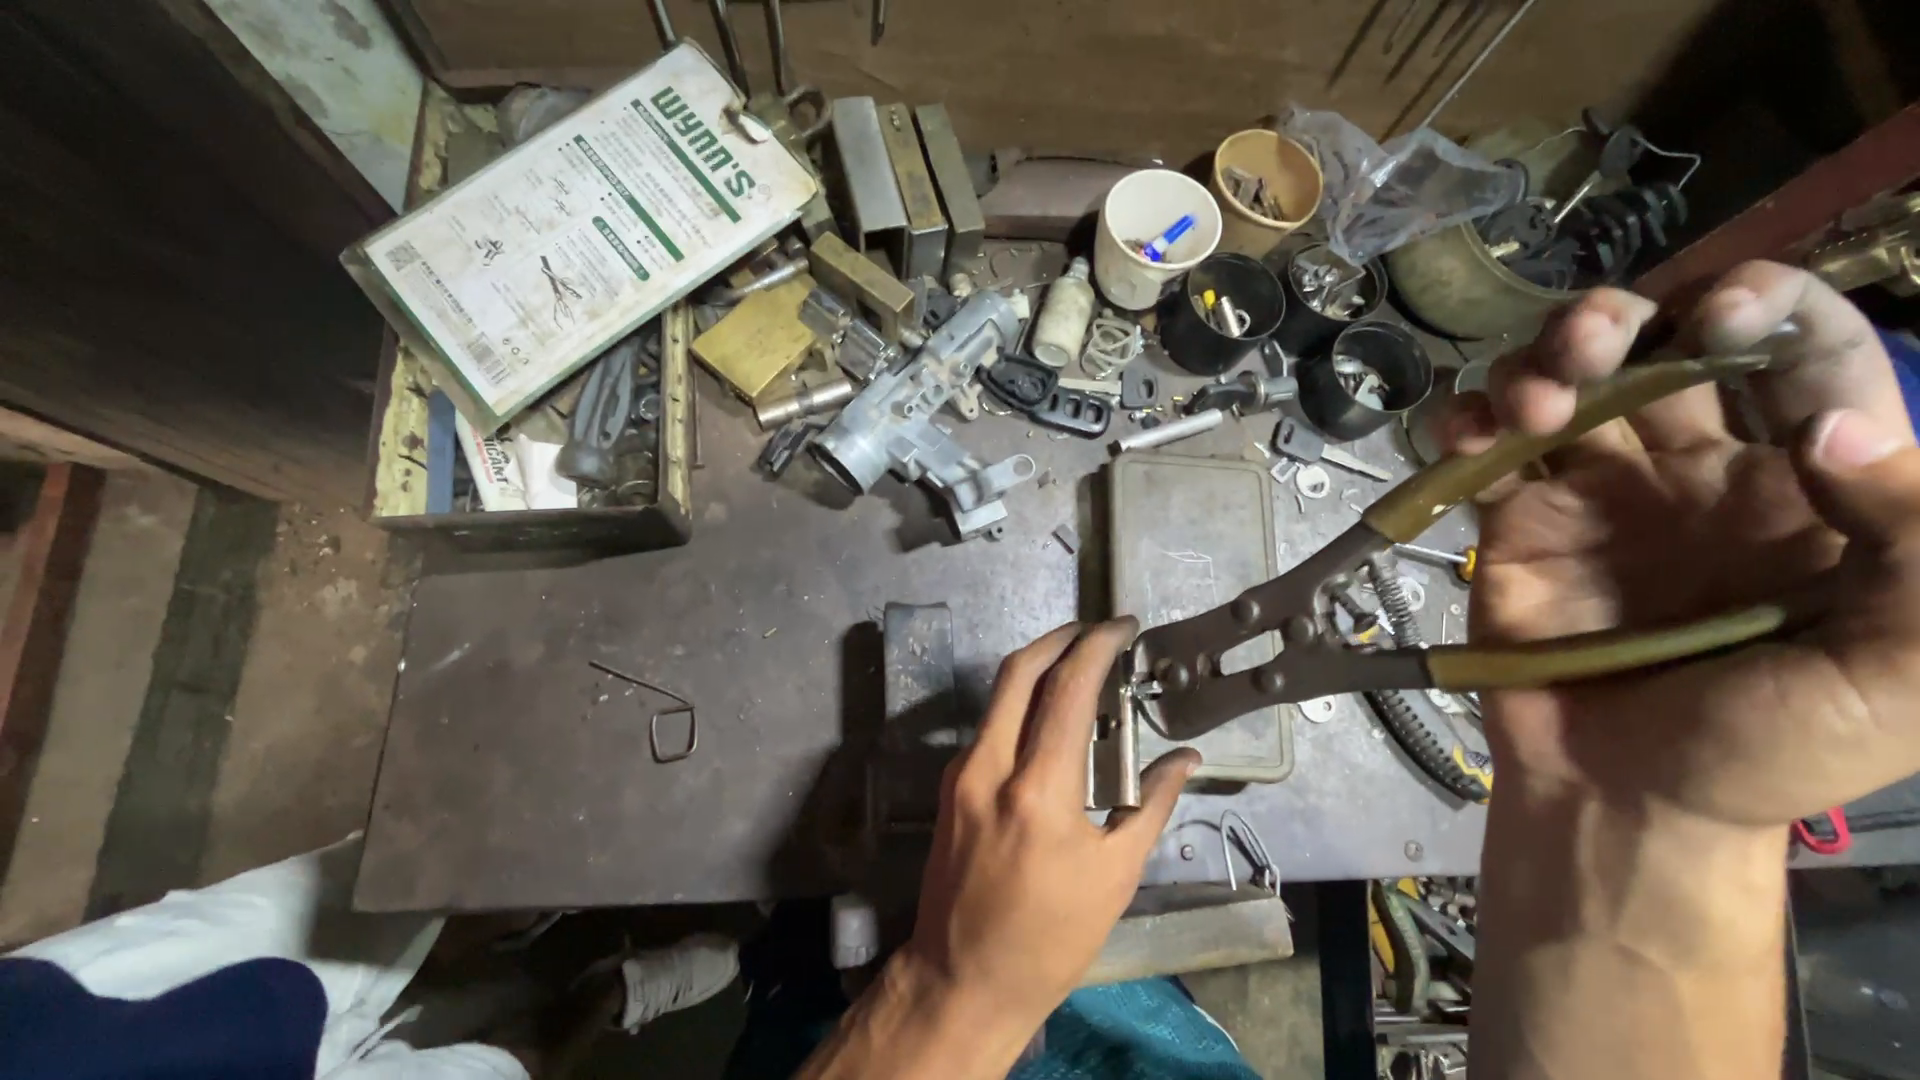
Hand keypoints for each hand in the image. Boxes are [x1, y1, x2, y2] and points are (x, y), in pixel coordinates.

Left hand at [896, 619, 1198, 1045]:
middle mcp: (989, 767)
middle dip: (1058, 637)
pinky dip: (1020, 705)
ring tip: (1079, 665)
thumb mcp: (1115, 876)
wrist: (962, 977)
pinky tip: (1049, 717)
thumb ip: (1150, 805)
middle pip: (1017, 670)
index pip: (1067, 690)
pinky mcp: (948, 786)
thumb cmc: (1051, 936)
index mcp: (1038, 790)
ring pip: (997, 695)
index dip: (1096, 646)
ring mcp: (960, 773)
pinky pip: (988, 727)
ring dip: (1037, 667)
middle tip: (1095, 631)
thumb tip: (1186, 759)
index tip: (1122, 627)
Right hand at [1447, 260, 1919, 829]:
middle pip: (1651, 349)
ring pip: (1555, 384)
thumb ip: (1918, 544)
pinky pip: (1480, 451)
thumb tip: (1836, 424)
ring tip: (1526, 412)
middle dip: (1617, 322)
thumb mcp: (1903, 671)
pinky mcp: (1511, 524)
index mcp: (1800, 485)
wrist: (1623, 794)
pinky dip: (1462, 424)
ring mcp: (1590, 495)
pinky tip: (1465, 439)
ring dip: (1533, 366)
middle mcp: (1690, 470)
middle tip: (1590, 347)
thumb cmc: (1770, 746)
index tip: (1724, 310)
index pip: (1797, 357)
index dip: (1768, 306)